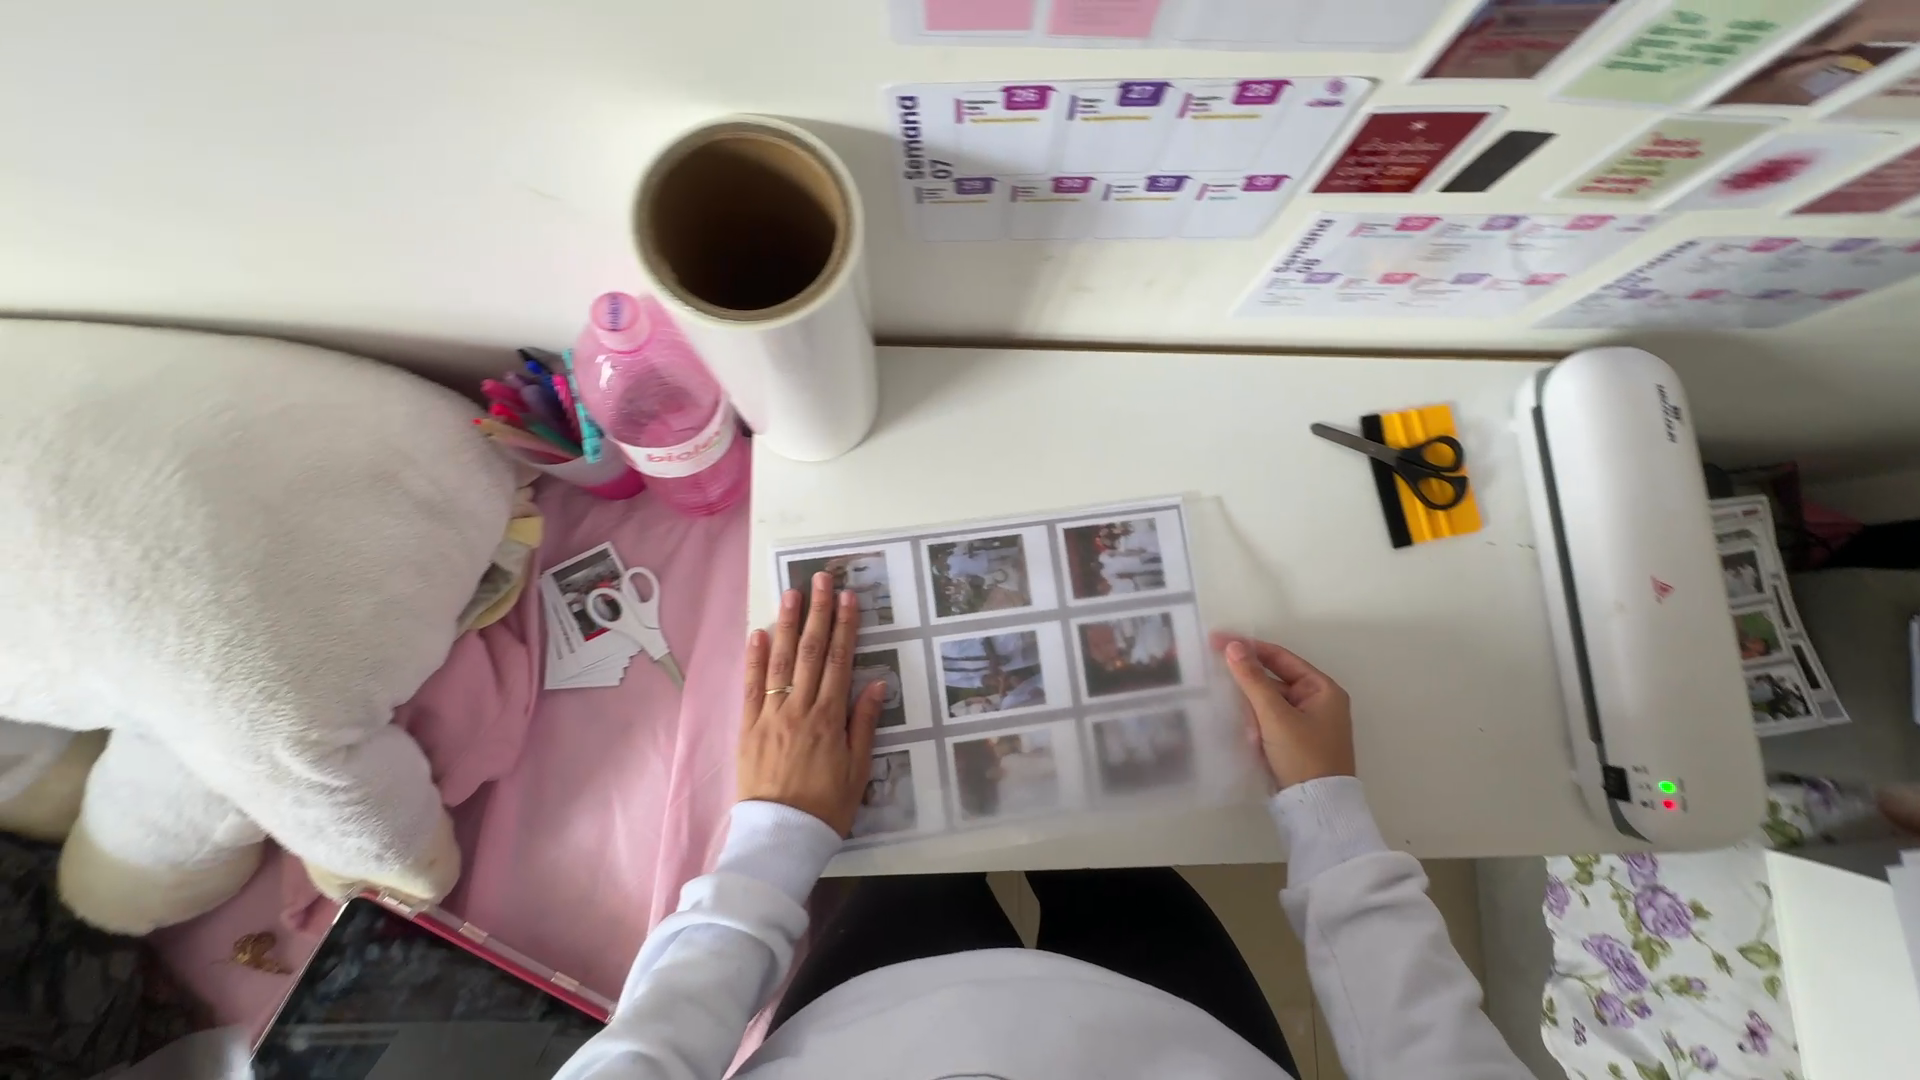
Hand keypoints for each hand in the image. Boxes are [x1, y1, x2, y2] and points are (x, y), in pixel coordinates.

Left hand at [739, 572, 886, 835]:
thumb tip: (876, 683)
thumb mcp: (859, 769)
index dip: (844, 627)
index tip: (847, 597)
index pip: (838, 661)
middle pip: (810, 652)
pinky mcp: (748, 728)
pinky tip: (758, 633)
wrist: (782, 837)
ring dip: (786, 625)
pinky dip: (754, 658)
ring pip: (779, 662)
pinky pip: (750, 687)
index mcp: (829, 717)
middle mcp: (800, 708)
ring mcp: (770, 716)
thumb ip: (864, 723)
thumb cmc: (828, 806)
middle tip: (820, 579)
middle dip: (817, 613)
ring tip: (791, 593)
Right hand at [1212, 633, 1354, 790]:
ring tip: (1236, 716)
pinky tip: (1243, 729)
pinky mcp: (1295, 740)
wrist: (1316, 808)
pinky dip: (1255, 722)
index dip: (1248, 647)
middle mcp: (1318, 702)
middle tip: (1216, 674)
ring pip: (1268, 702)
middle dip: (1248, 684)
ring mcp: (1307, 723)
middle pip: (1273, 679)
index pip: (1280, 657)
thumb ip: (1253, 679)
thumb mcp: (1275, 715)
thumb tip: (1234, 646)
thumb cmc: (1303, 756)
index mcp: (1323, 689)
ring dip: (1251, 708)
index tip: (1217, 640)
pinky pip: (1269, 720)